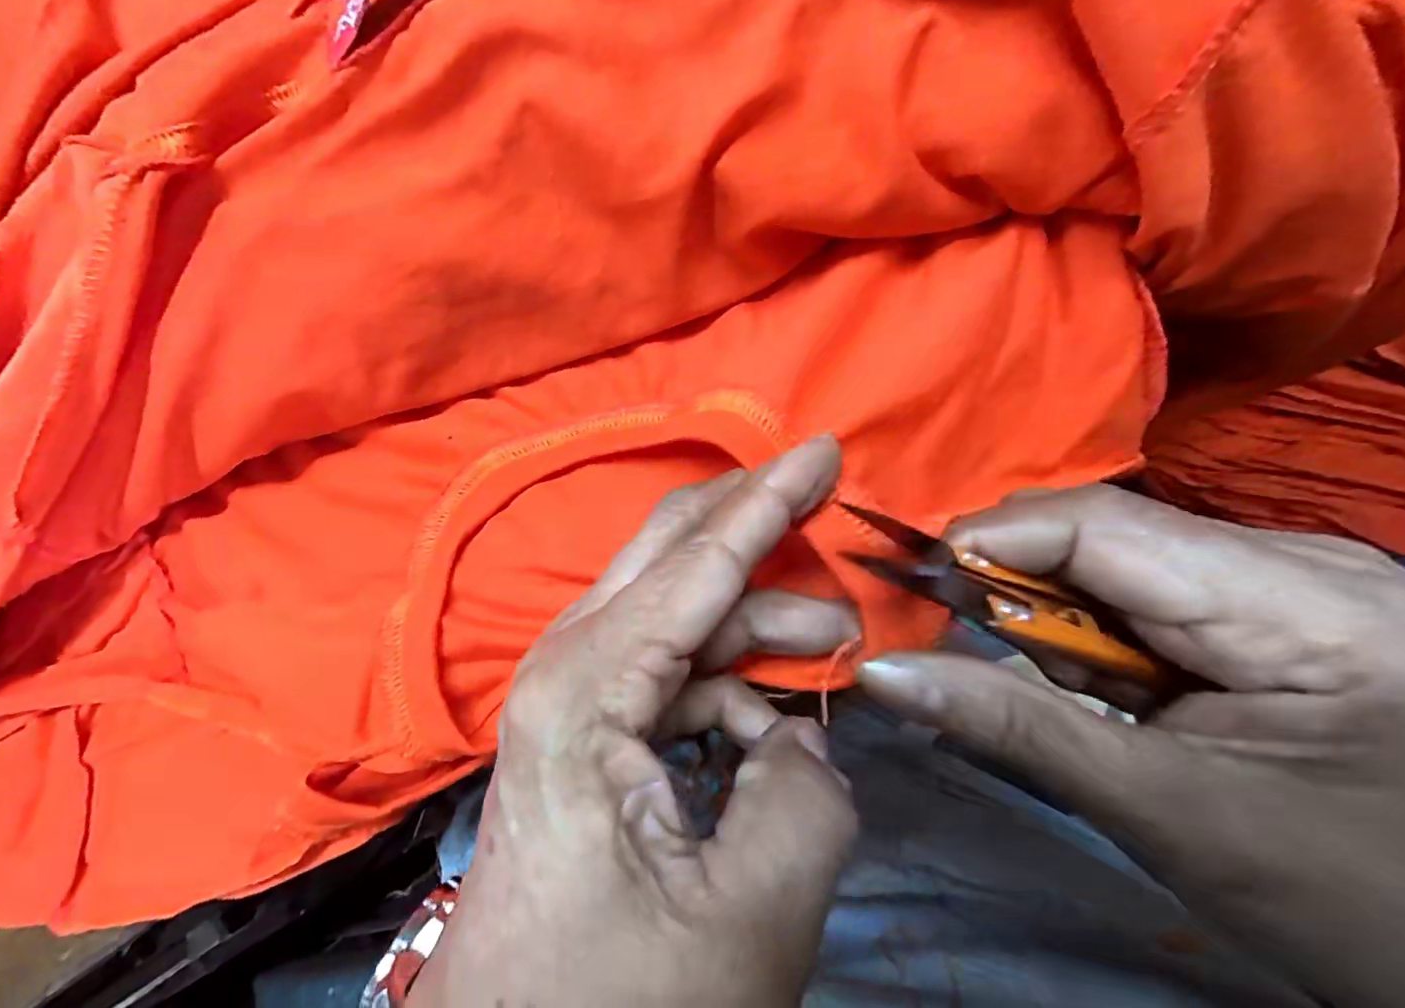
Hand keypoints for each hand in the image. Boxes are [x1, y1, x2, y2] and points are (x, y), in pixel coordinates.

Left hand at [412, 436, 858, 1007]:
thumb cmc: (620, 997)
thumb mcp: (749, 911)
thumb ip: (807, 796)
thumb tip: (802, 736)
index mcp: (588, 686)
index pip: (700, 564)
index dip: (771, 500)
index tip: (822, 450)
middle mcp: (570, 665)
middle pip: (671, 553)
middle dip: (752, 518)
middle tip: (824, 494)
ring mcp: (576, 696)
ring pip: (679, 615)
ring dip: (758, 620)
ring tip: (834, 646)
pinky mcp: (589, 732)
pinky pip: (673, 675)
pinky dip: (731, 682)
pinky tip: (777, 726)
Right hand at [858, 486, 1404, 1007]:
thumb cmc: (1336, 907)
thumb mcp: (1158, 815)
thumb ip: (1013, 726)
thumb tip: (882, 671)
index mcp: (1341, 627)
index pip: (1121, 529)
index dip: (1003, 537)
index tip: (924, 575)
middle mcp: (1360, 572)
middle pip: (1136, 531)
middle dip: (1038, 574)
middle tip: (979, 628)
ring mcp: (1357, 575)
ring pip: (1155, 545)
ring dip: (1080, 595)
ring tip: (1068, 667)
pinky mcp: (1337, 593)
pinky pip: (1189, 570)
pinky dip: (1129, 608)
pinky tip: (1131, 664)